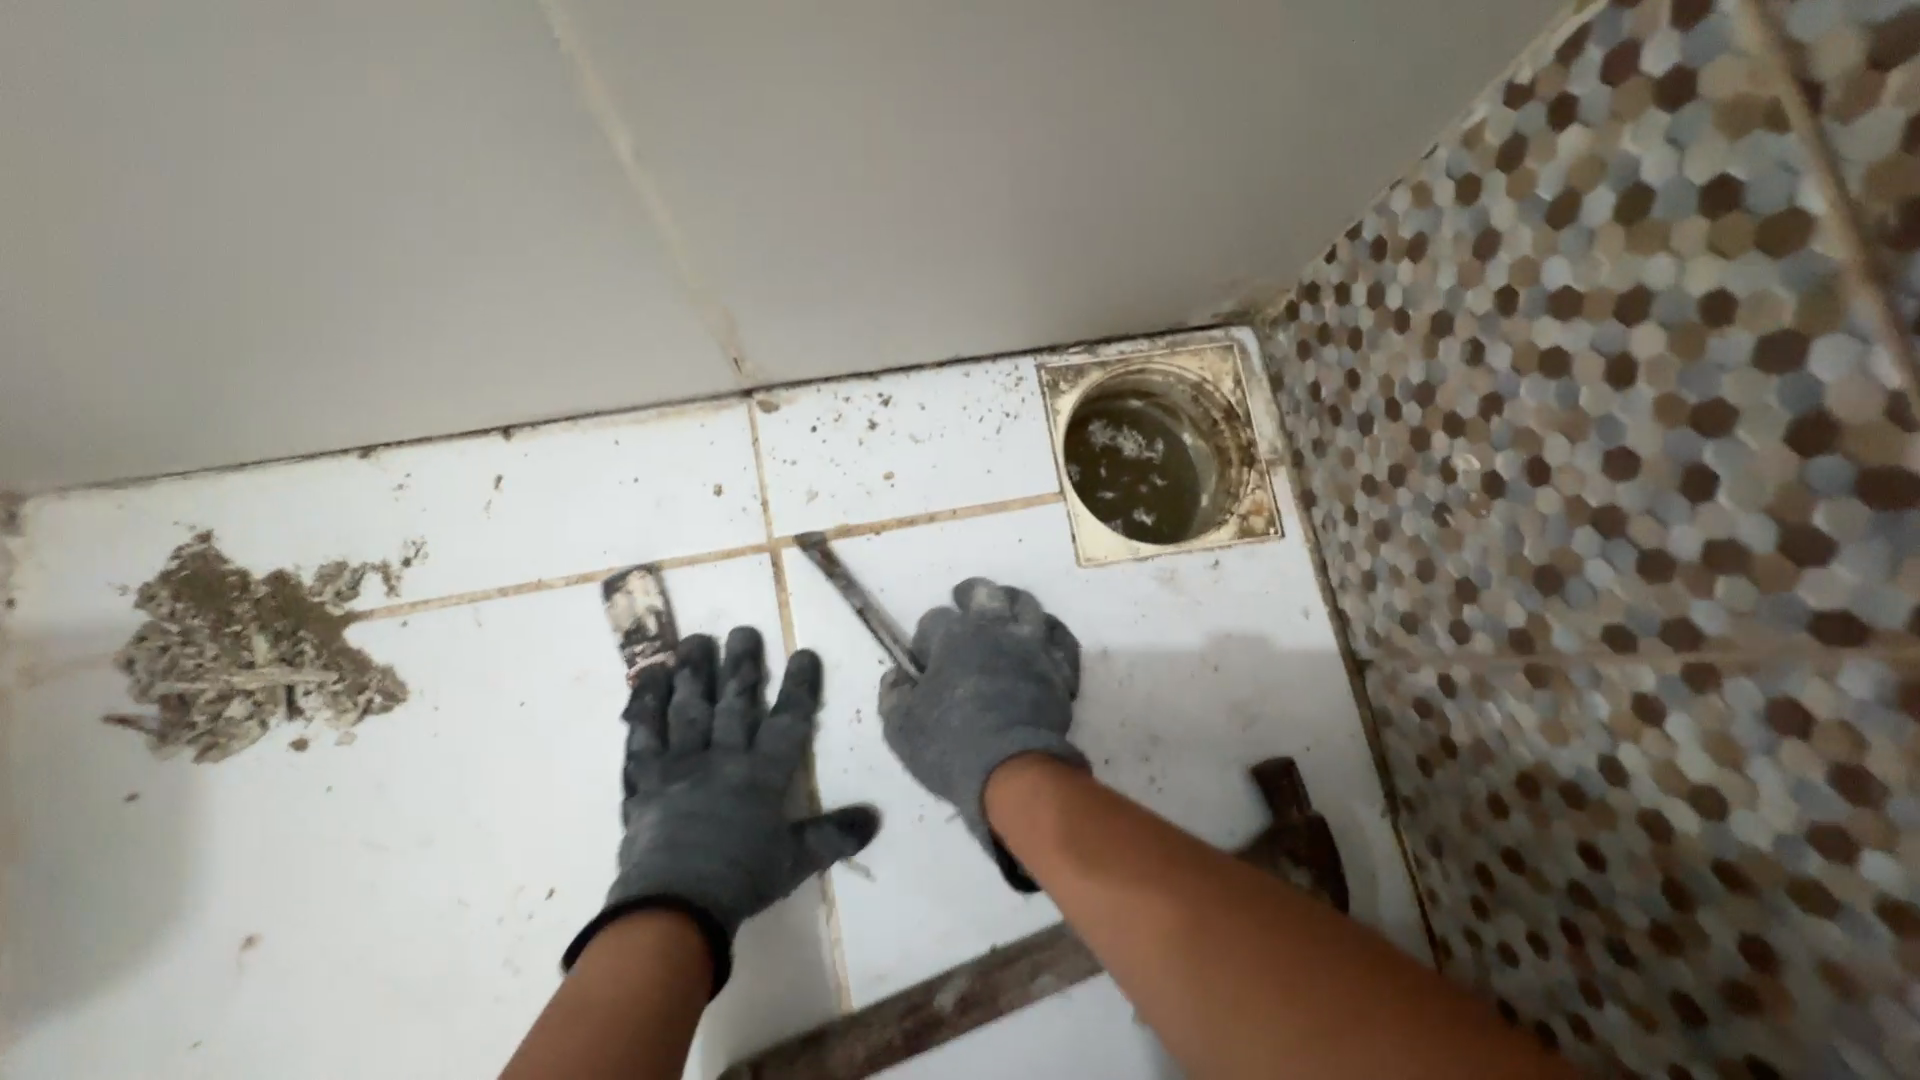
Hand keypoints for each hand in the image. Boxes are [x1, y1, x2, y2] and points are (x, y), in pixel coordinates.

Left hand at [564, 628, 879, 994]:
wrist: (675, 904)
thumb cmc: (741, 879)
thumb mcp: (797, 860)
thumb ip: (834, 835)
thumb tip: (876, 819)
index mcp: (763, 775)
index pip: (788, 721)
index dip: (799, 686)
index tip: (804, 653)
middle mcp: (723, 757)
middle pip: (736, 702)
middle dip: (743, 665)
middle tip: (743, 629)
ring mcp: (681, 764)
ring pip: (689, 708)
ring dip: (695, 672)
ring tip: (696, 640)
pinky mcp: (645, 779)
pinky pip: (643, 735)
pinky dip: (645, 706)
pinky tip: (649, 679)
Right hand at [878, 578, 1083, 889]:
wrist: (1012, 770)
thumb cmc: (950, 745)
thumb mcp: (900, 726)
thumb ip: (893, 694)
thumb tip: (897, 677)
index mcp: (954, 636)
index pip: (934, 620)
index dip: (925, 638)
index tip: (924, 662)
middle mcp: (995, 629)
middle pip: (984, 593)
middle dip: (970, 594)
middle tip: (963, 603)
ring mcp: (1033, 646)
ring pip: (1027, 605)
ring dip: (1012, 603)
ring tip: (1004, 612)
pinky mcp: (1060, 668)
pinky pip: (1060, 637)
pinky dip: (1049, 634)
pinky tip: (1041, 640)